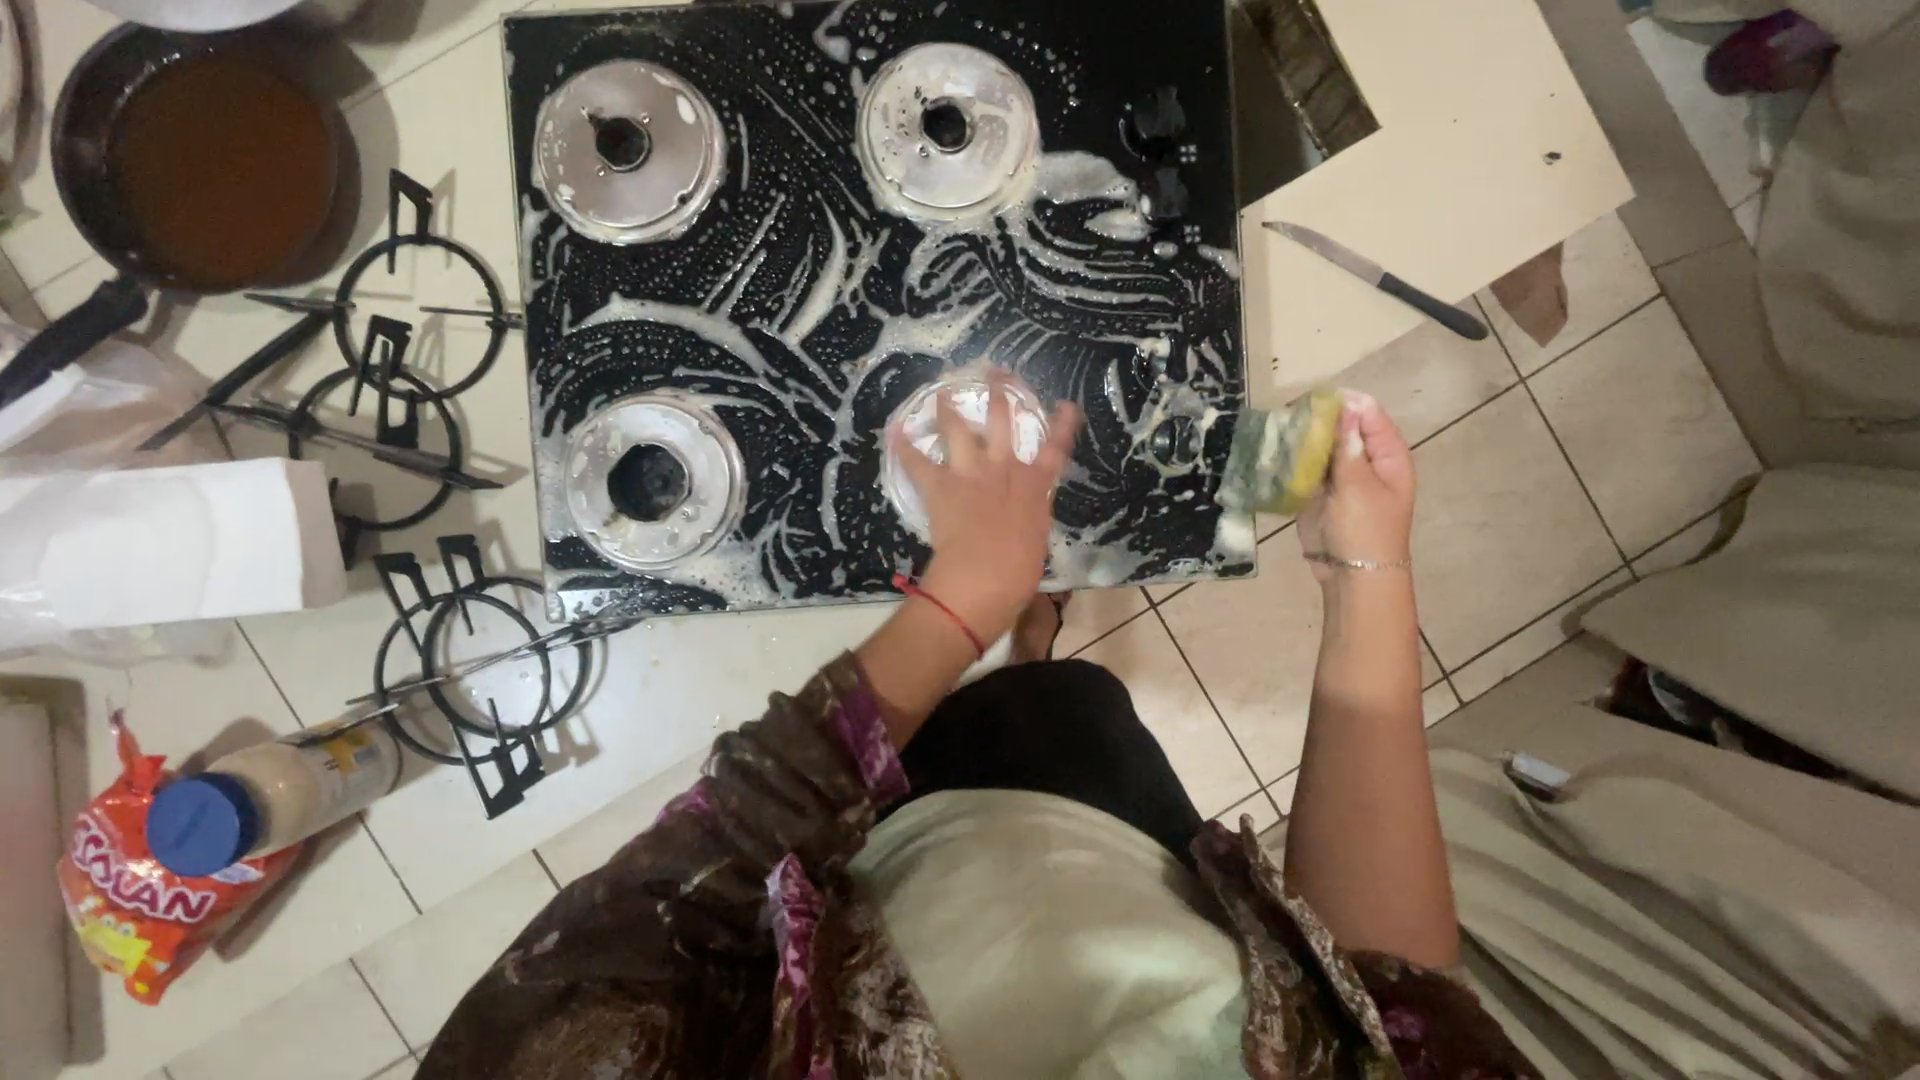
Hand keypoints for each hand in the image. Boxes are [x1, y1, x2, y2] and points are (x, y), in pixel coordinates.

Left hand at [892, 373, 1080, 644]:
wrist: (983, 576)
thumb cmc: (1018, 571)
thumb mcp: (1036, 542)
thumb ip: (1030, 522)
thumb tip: (1024, 523)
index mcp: (1034, 488)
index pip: (1054, 451)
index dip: (1062, 426)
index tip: (1066, 405)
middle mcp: (1003, 471)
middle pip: (1002, 423)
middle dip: (1000, 395)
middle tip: (996, 373)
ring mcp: (970, 474)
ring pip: (957, 431)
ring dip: (948, 410)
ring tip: (942, 392)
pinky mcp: (941, 486)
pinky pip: (917, 462)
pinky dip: (904, 447)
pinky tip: (894, 431)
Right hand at [1297, 390, 1414, 584]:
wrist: (1352, 576)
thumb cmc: (1365, 531)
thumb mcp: (1359, 486)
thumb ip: (1347, 449)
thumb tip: (1343, 412)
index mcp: (1389, 457)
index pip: (1370, 417)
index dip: (1347, 404)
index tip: (1318, 398)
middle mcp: (1366, 463)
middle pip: (1343, 430)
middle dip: (1319, 421)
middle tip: (1291, 413)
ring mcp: (1342, 479)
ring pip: (1321, 449)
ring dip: (1302, 441)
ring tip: (1278, 429)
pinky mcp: (1319, 495)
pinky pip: (1306, 470)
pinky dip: (1293, 462)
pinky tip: (1274, 453)